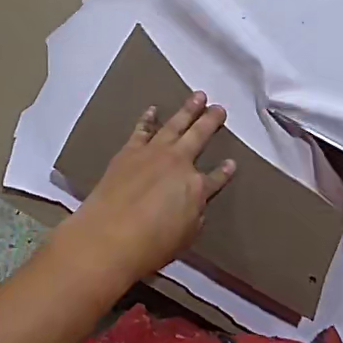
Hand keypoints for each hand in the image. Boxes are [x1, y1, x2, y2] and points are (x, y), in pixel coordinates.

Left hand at [54, 93, 237, 285]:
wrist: (110, 236)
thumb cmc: (150, 245)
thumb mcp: (185, 236)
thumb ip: (194, 215)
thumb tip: (195, 205)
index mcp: (197, 188)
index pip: (217, 177)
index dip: (225, 171)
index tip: (232, 163)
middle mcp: (179, 163)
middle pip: (200, 137)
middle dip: (211, 121)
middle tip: (219, 108)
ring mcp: (154, 153)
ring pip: (176, 124)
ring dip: (188, 109)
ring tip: (198, 96)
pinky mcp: (130, 151)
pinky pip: (143, 129)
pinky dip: (149, 118)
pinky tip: (154, 109)